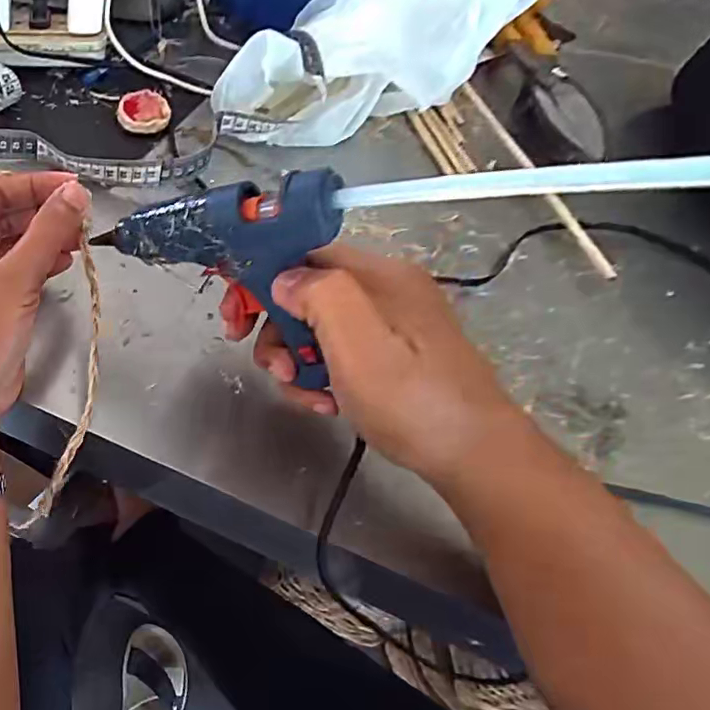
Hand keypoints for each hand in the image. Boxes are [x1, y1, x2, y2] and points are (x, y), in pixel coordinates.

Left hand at [0, 172, 89, 441]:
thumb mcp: (18, 277)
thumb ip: (48, 231)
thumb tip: (72, 193)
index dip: (33, 184)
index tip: (70, 186)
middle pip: (3, 216)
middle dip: (42, 212)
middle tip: (78, 213)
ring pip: (12, 244)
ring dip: (43, 238)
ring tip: (76, 238)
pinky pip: (15, 270)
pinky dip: (39, 262)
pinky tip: (61, 262)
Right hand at [221, 245, 536, 484]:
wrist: (472, 454)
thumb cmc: (410, 397)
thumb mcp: (357, 340)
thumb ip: (318, 295)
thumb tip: (284, 281)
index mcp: (378, 276)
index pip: (304, 255)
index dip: (262, 278)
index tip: (237, 318)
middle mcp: (383, 293)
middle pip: (304, 296)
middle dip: (276, 331)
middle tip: (272, 367)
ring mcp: (388, 328)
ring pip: (315, 331)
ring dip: (295, 362)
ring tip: (306, 394)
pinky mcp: (389, 359)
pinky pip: (336, 356)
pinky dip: (320, 378)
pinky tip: (326, 404)